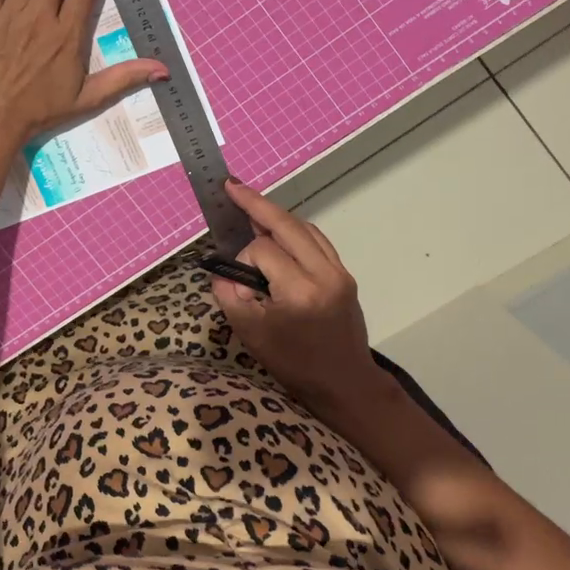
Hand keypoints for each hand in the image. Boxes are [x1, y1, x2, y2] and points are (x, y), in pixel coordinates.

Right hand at [210, 180, 377, 406]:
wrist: (343, 384)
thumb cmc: (292, 362)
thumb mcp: (249, 332)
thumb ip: (228, 293)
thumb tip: (224, 267)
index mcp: (299, 290)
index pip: (262, 251)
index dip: (242, 259)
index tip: (237, 280)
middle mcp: (324, 273)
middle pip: (287, 225)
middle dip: (257, 203)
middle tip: (231, 186)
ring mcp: (339, 272)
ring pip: (304, 228)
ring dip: (276, 214)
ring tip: (250, 204)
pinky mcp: (344, 275)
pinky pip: (317, 240)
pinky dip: (294, 229)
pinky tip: (277, 228)